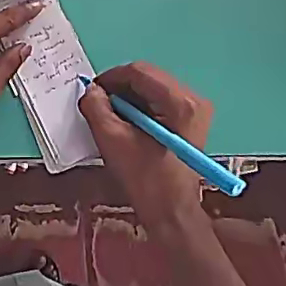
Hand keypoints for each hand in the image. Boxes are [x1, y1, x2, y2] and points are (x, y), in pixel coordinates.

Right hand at [79, 63, 214, 221]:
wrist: (171, 213)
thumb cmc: (145, 179)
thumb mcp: (113, 140)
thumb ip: (97, 107)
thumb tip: (90, 89)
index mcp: (180, 102)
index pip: (139, 72)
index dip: (110, 79)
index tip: (91, 93)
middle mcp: (193, 99)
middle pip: (147, 78)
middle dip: (119, 89)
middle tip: (99, 106)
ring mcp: (195, 109)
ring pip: (151, 88)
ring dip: (128, 98)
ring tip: (112, 119)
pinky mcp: (190, 120)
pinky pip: (159, 101)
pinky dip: (139, 108)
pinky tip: (127, 126)